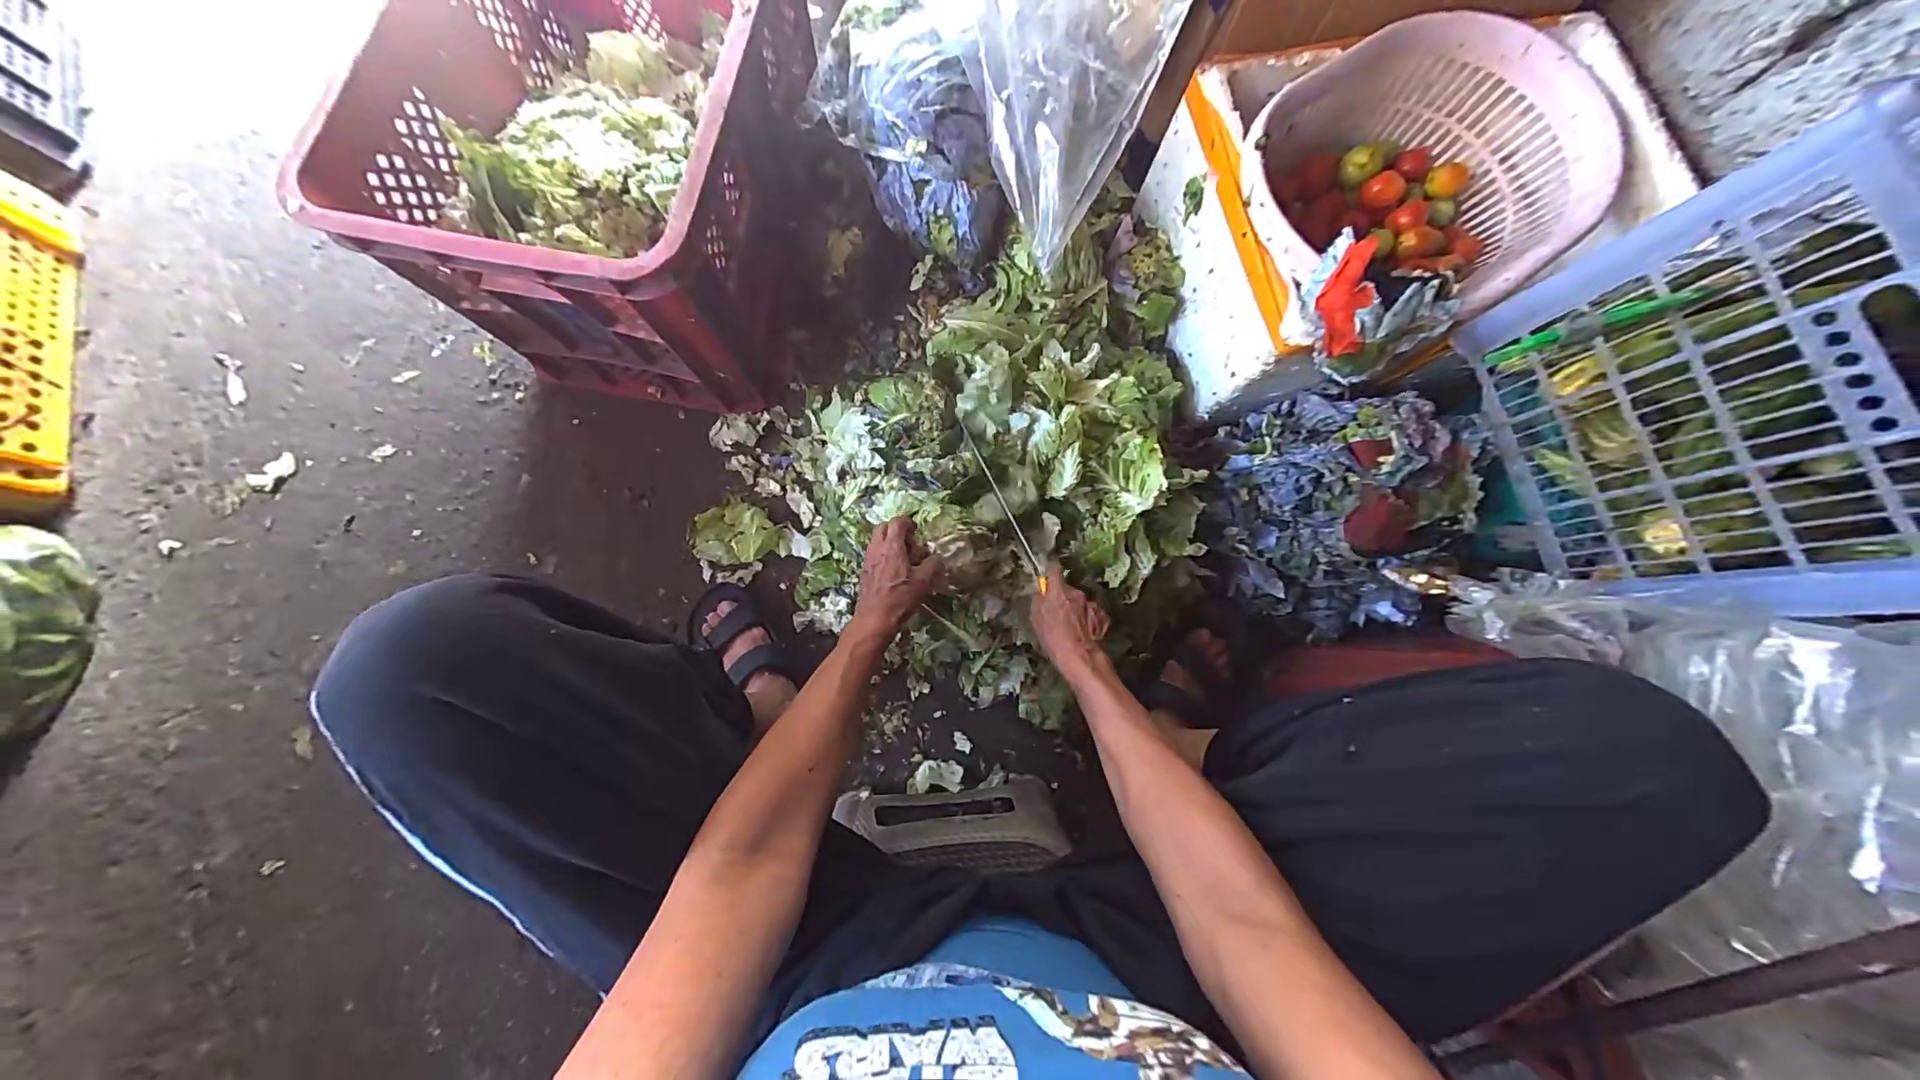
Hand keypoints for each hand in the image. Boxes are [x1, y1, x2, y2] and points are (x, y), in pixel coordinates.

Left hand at [850, 517, 942, 640]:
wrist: (875, 619)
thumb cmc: (900, 597)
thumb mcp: (924, 581)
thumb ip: (933, 565)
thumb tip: (936, 558)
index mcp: (891, 546)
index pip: (897, 522)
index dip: (908, 523)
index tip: (917, 532)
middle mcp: (876, 549)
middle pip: (883, 527)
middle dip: (897, 530)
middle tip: (909, 544)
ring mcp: (868, 560)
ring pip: (877, 541)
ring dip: (890, 543)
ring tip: (904, 559)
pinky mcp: (865, 572)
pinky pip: (874, 554)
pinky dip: (884, 555)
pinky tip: (894, 572)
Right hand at [1029, 561, 1110, 682]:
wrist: (1080, 657)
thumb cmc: (1053, 639)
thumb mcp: (1035, 619)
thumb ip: (1038, 600)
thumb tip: (1041, 590)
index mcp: (1059, 591)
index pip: (1054, 569)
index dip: (1051, 570)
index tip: (1049, 574)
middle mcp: (1077, 593)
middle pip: (1068, 589)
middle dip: (1063, 598)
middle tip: (1058, 614)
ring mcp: (1092, 605)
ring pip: (1081, 602)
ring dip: (1077, 610)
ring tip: (1072, 627)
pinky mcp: (1103, 617)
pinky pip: (1092, 614)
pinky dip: (1088, 620)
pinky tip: (1084, 632)